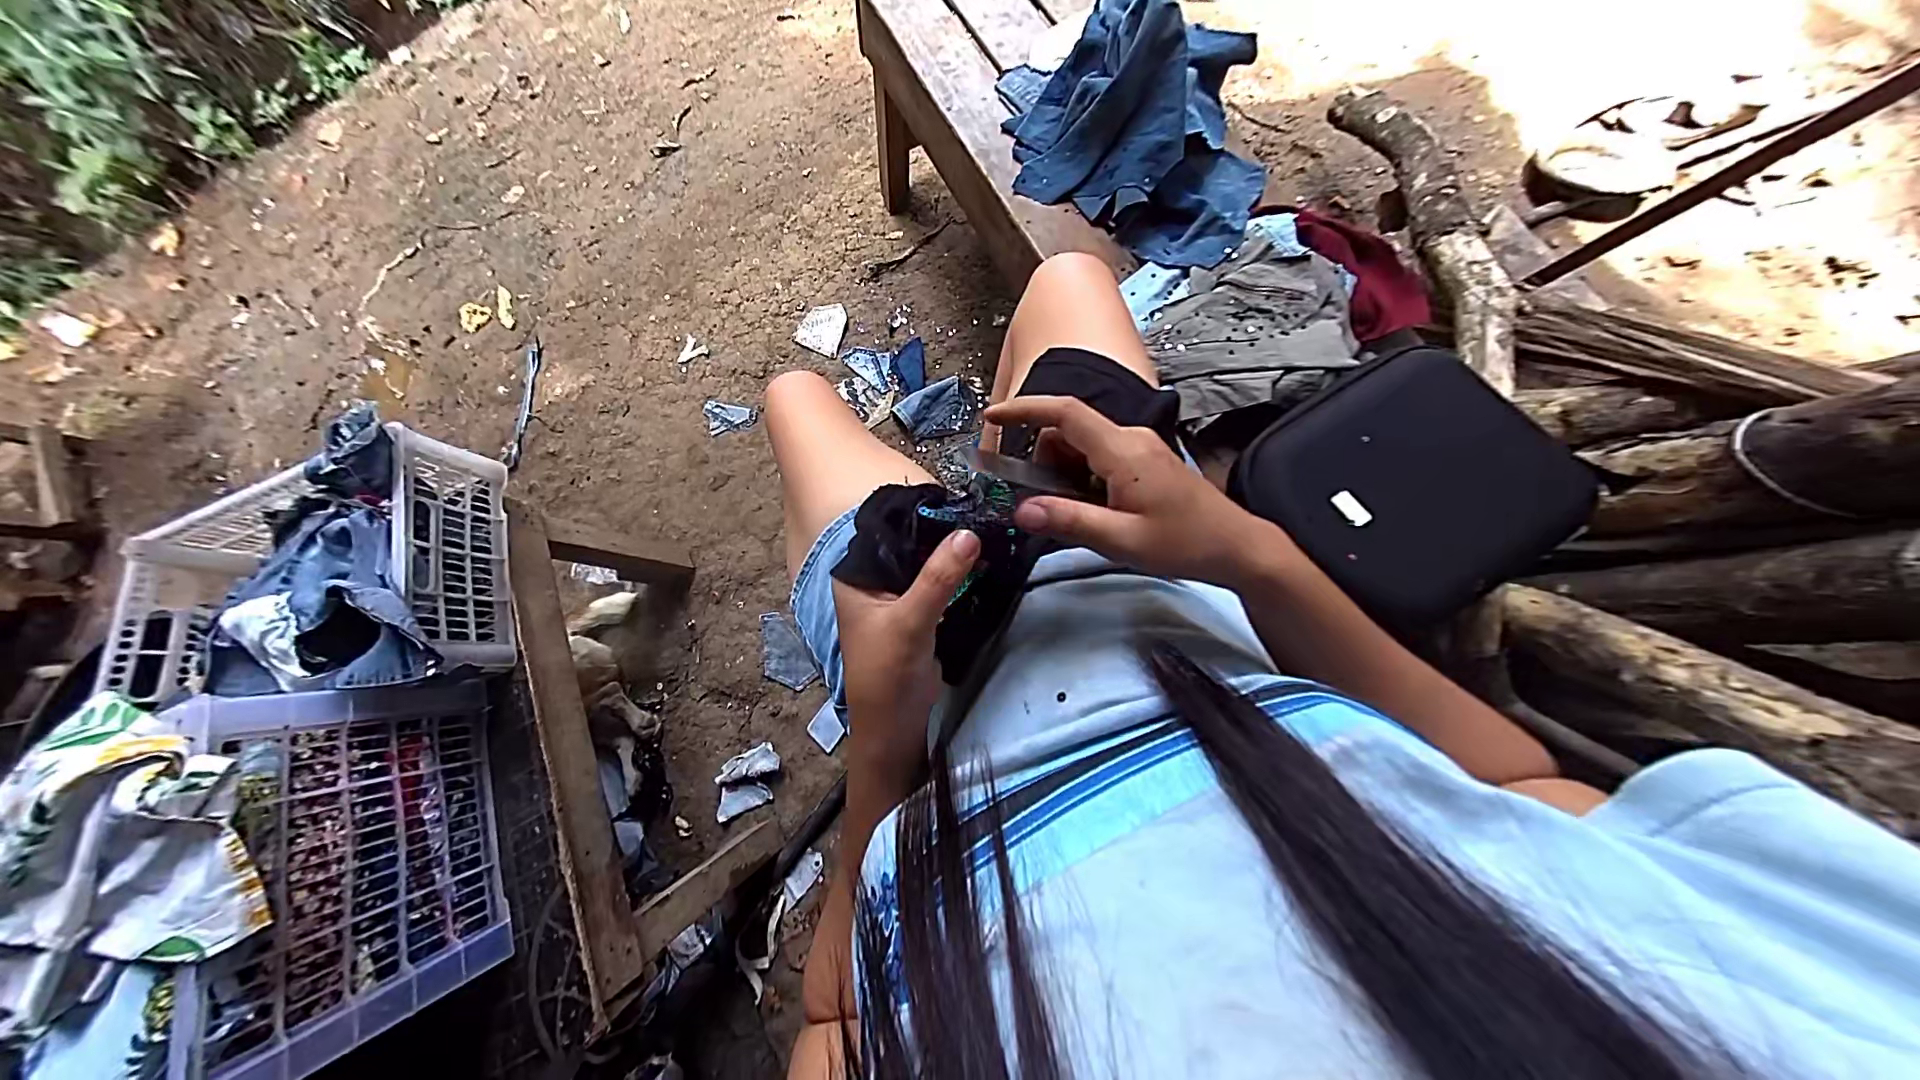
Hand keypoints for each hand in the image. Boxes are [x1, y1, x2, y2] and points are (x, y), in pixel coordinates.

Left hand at [831, 528, 980, 778]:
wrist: (896, 725)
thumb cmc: (888, 674)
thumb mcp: (911, 622)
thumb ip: (938, 578)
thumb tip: (968, 533)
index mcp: (855, 573)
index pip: (888, 528)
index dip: (922, 512)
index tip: (963, 499)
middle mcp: (871, 578)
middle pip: (910, 543)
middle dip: (943, 532)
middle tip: (983, 512)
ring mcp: (895, 594)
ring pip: (926, 561)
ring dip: (952, 552)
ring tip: (988, 529)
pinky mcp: (916, 609)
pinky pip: (938, 580)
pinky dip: (957, 572)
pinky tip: (982, 560)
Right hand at [981, 395, 1296, 588]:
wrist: (1235, 547)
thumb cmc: (1185, 543)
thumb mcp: (1121, 539)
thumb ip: (1068, 521)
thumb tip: (1022, 510)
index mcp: (1123, 450)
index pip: (1065, 413)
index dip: (1024, 410)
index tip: (993, 416)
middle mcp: (1130, 439)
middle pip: (1067, 433)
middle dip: (1045, 463)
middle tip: (1050, 506)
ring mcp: (1138, 448)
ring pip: (1080, 447)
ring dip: (1064, 475)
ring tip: (1080, 515)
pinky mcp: (1143, 461)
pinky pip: (1098, 458)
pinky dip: (1082, 480)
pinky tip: (1096, 511)